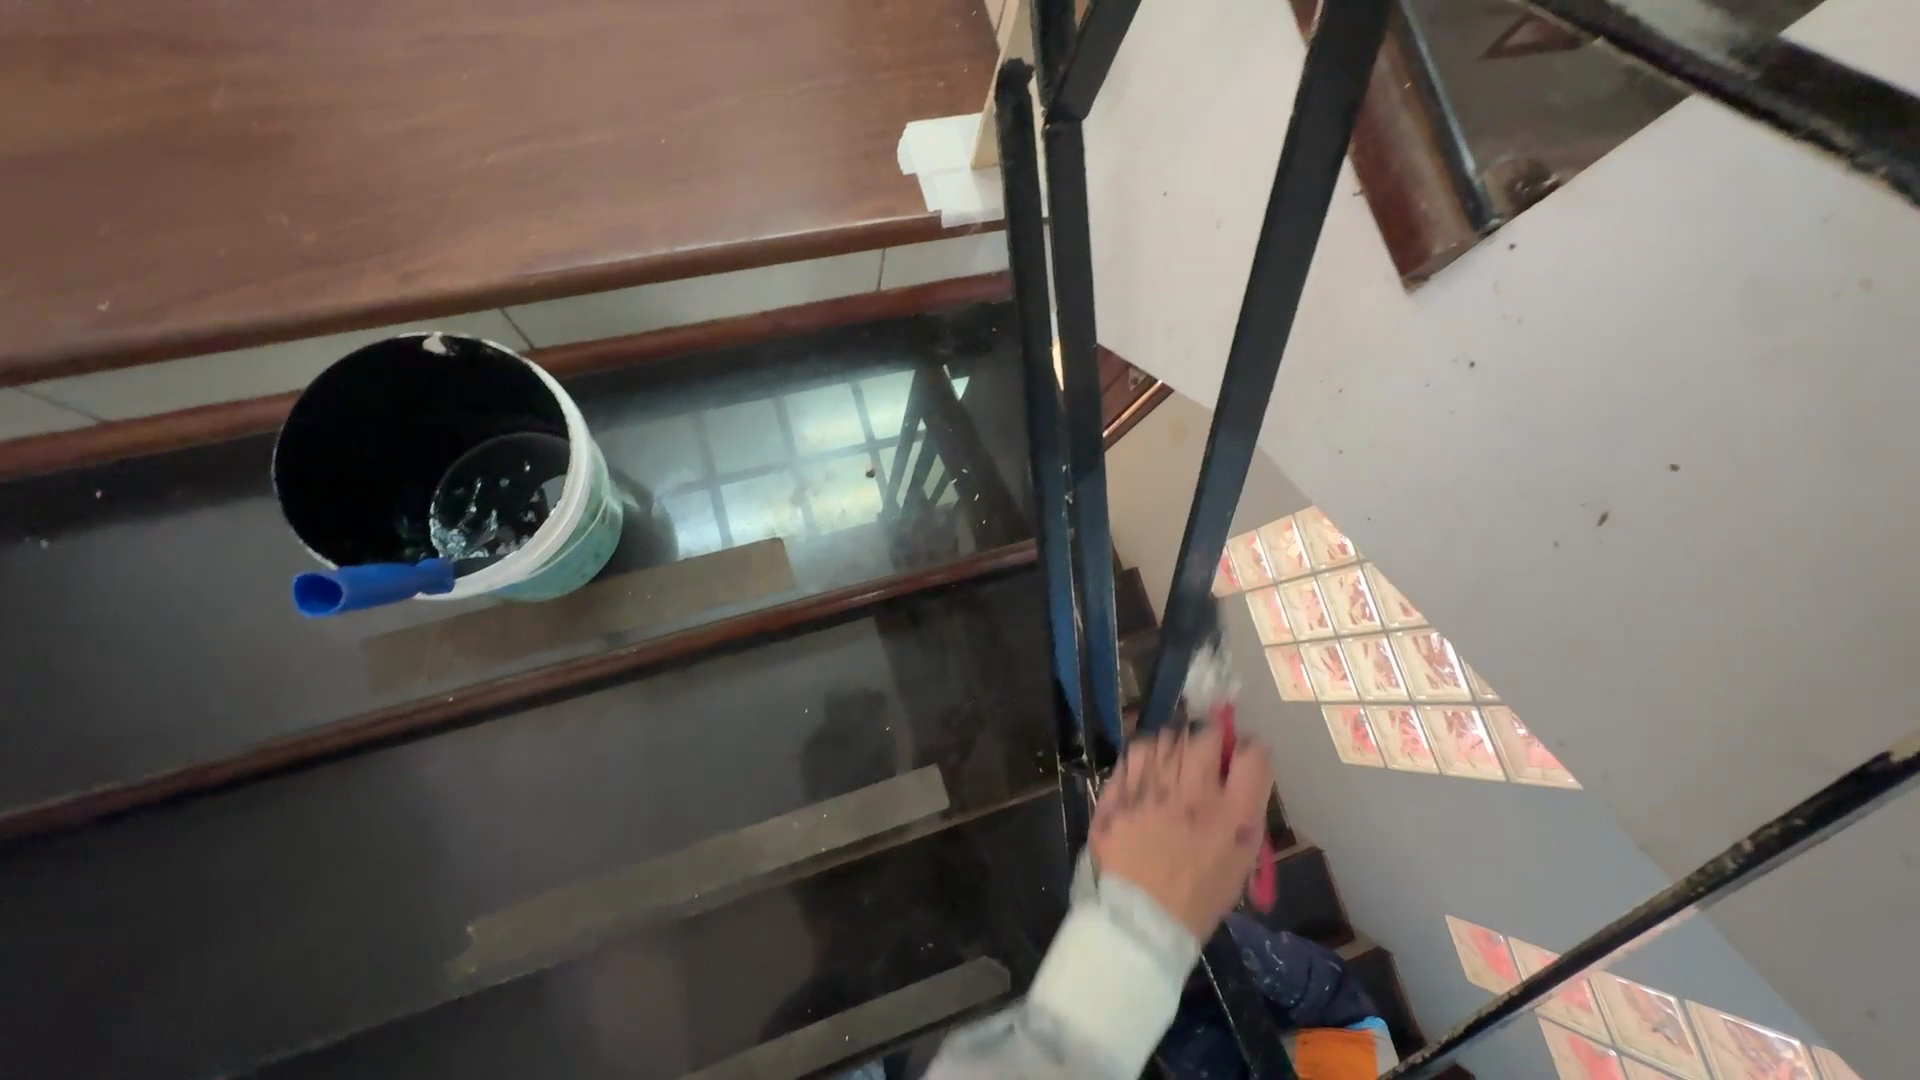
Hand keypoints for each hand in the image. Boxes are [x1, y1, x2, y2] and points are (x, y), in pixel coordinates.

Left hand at [1089, 725, 1274, 940]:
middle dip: (1208, 737)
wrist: (1143, 923)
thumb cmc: (1200, 895)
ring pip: (1163, 739)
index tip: (1240, 749)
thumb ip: (1246, 808)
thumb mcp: (1241, 858)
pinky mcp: (1116, 797)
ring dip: (1172, 744)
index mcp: (1231, 816)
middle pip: (1203, 737)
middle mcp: (1191, 795)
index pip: (1251, 755)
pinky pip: (1132, 757)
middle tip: (1204, 750)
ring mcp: (1149, 792)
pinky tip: (1146, 771)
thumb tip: (1245, 766)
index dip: (1248, 746)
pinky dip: (1142, 757)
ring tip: (1173, 759)